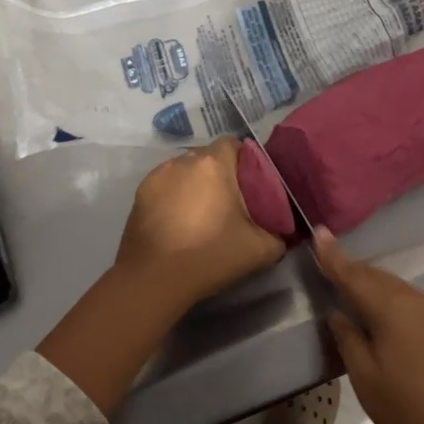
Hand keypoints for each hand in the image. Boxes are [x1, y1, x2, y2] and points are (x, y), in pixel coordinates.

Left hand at [115, 137, 284, 310]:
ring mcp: (158, 175)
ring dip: (195, 184)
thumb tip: (283, 232)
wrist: (153, 280)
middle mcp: (184, 160)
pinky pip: (166, 185)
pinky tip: (178, 223)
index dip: (245, 161)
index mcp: (214, 163)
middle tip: (229, 204)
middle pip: (209, 157)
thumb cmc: (209, 256)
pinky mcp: (140, 193)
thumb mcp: (260, 250)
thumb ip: (279, 235)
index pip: (234, 143)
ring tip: (201, 214)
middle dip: (220, 174)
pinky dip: (174, 196)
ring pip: (185, 170)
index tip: (250, 186)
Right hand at [313, 228, 423, 423]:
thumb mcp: (365, 377)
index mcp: (391, 307)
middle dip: (352, 269)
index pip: (354, 275)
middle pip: (376, 276)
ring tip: (351, 287)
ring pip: (394, 286)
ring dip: (372, 283)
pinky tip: (382, 312)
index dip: (333, 256)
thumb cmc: (407, 409)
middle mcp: (414, 299)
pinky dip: (390, 297)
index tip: (319, 232)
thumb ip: (348, 338)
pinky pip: (409, 299)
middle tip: (328, 261)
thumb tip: (338, 312)